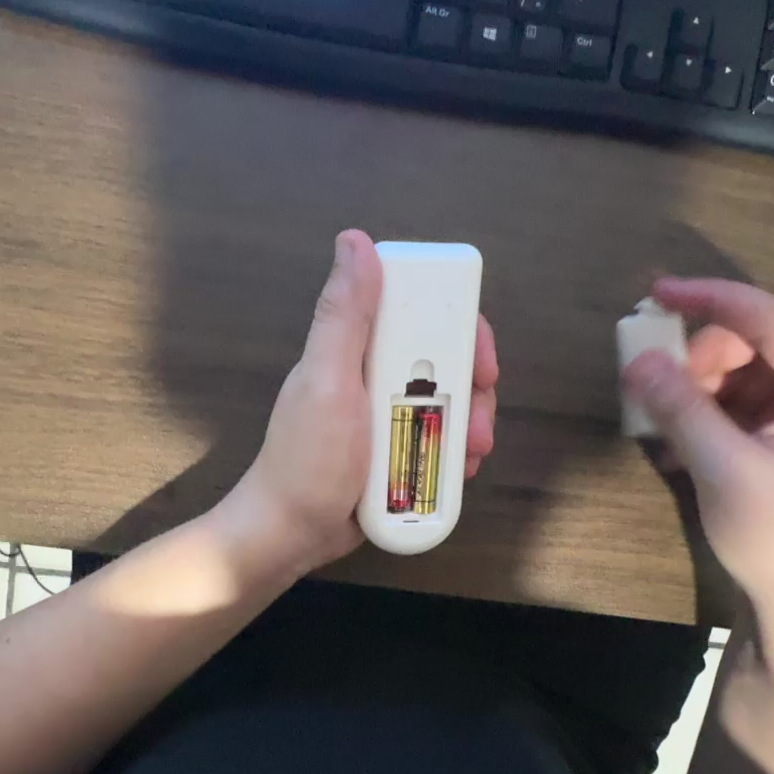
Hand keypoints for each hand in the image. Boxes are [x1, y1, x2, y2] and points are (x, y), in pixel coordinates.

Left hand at [219, 230, 499, 573]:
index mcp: (356, 348)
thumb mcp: (327, 383)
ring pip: (448, 406)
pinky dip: (453, 454)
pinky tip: (458, 473)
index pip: (421, 315)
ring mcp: (384, 417)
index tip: (480, 360)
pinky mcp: (393, 453)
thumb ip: (344, 316)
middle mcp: (374, 375)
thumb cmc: (307, 460)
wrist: (292, 533)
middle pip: (445, 364)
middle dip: (473, 392)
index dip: (460, 329)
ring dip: (470, 428)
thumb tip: (356, 240)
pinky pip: (437, 441)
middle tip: (480, 426)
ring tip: (471, 457)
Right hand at [622, 277, 773, 627]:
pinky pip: (747, 409)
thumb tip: (636, 359)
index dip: (713, 299)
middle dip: (700, 358)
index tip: (656, 291)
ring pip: (749, 376)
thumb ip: (680, 407)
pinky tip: (680, 444)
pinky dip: (710, 416)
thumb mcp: (723, 468)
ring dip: (700, 390)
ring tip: (661, 425)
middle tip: (651, 385)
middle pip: (760, 345)